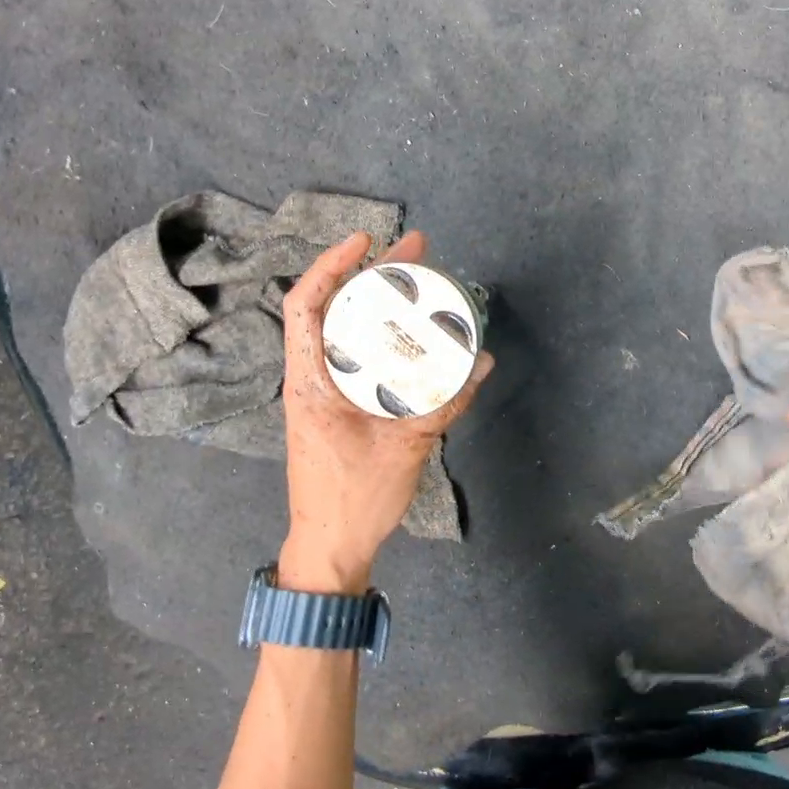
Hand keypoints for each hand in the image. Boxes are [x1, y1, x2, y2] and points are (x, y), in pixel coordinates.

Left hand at [278, 230, 492, 593]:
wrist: (329, 547)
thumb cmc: (355, 499)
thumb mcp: (405, 447)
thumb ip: (444, 402)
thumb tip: (483, 362)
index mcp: (310, 382)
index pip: (304, 306)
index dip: (330, 265)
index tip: (367, 241)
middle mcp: (310, 378)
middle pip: (330, 308)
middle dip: (370, 274)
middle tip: (416, 250)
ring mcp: (322, 392)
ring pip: (343, 331)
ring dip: (374, 303)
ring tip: (418, 280)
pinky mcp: (337, 406)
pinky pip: (355, 356)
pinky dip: (380, 335)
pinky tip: (411, 332)